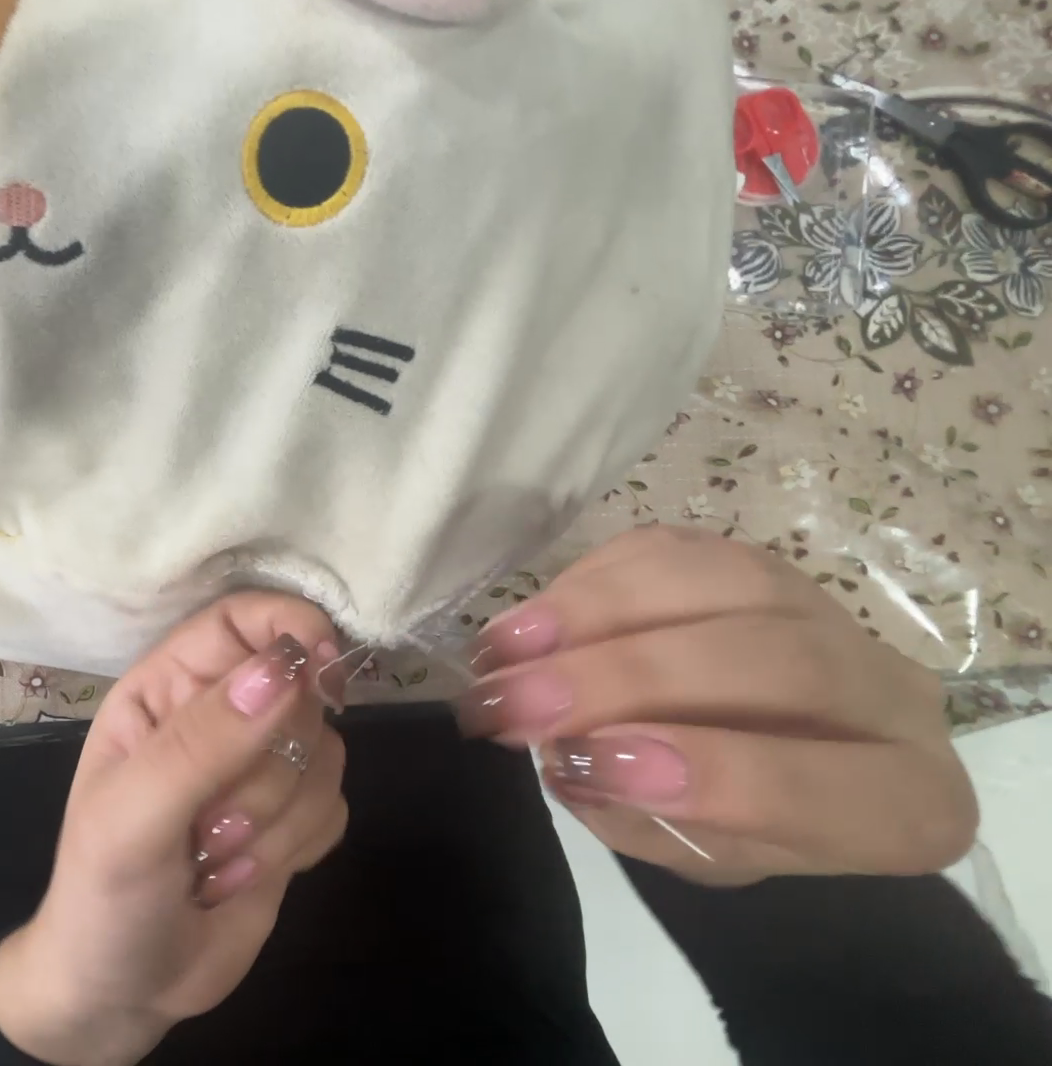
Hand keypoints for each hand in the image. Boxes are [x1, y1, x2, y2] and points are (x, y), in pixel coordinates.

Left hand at [0, 593, 349, 1065]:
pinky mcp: (292, 818)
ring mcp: (259, 766)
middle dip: (268, 766)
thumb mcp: (132, 815)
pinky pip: (337, 805)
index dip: (288, 628)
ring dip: (277, 817)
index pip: (239, 619)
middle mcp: (217, 714)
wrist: (124, 988)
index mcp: (164, 688)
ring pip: (324, 752)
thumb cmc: (103, 890)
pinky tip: (243, 873)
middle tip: (211, 820)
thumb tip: (283, 669)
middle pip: (297, 689)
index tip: (322, 670)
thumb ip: (200, 741)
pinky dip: (298, 845)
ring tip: (214, 855)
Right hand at [460, 526, 976, 885]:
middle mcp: (883, 692)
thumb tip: (566, 749)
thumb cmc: (710, 817)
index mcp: (900, 802)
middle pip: (772, 662)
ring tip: (501, 649)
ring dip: (590, 612)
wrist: (725, 745)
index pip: (840, 791)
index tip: (584, 761)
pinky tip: (526, 623)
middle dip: (620, 679)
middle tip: (511, 703)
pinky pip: (667, 549)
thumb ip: (634, 814)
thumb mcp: (682, 850)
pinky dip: (583, 582)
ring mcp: (816, 608)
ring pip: (721, 582)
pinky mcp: (738, 560)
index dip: (711, 773)